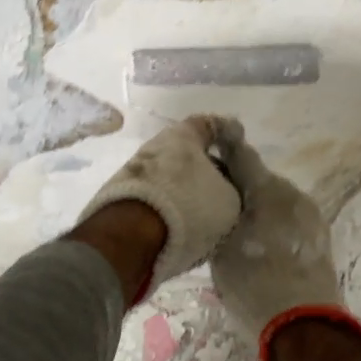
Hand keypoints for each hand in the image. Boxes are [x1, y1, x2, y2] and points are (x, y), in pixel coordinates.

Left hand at [75, 116, 243, 299]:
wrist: (133, 234)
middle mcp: (156, 145)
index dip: (226, 134)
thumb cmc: (189, 204)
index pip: (209, 125)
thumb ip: (231, 189)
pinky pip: (156, 198)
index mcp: (183, 134)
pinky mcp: (123, 196)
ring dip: (187, 192)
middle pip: (187, 153)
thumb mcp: (229, 200)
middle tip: (225, 189)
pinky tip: (183, 228)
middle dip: (206, 170)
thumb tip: (224, 191)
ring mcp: (136, 170)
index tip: (238, 145)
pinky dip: (170, 208)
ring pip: (171, 178)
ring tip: (205, 215)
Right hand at [207, 120, 360, 360]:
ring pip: (272, 199)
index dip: (220, 146)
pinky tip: (255, 244)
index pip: (239, 152)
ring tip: (231, 228)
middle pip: (256, 177)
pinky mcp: (319, 236)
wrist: (303, 329)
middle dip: (234, 184)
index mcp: (266, 187)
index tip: (203, 146)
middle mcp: (292, 192)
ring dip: (253, 205)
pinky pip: (286, 217)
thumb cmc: (254, 283)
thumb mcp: (221, 244)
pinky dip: (269, 222)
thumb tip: (213, 192)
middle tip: (210, 202)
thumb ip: (217, 209)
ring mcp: (310, 214)